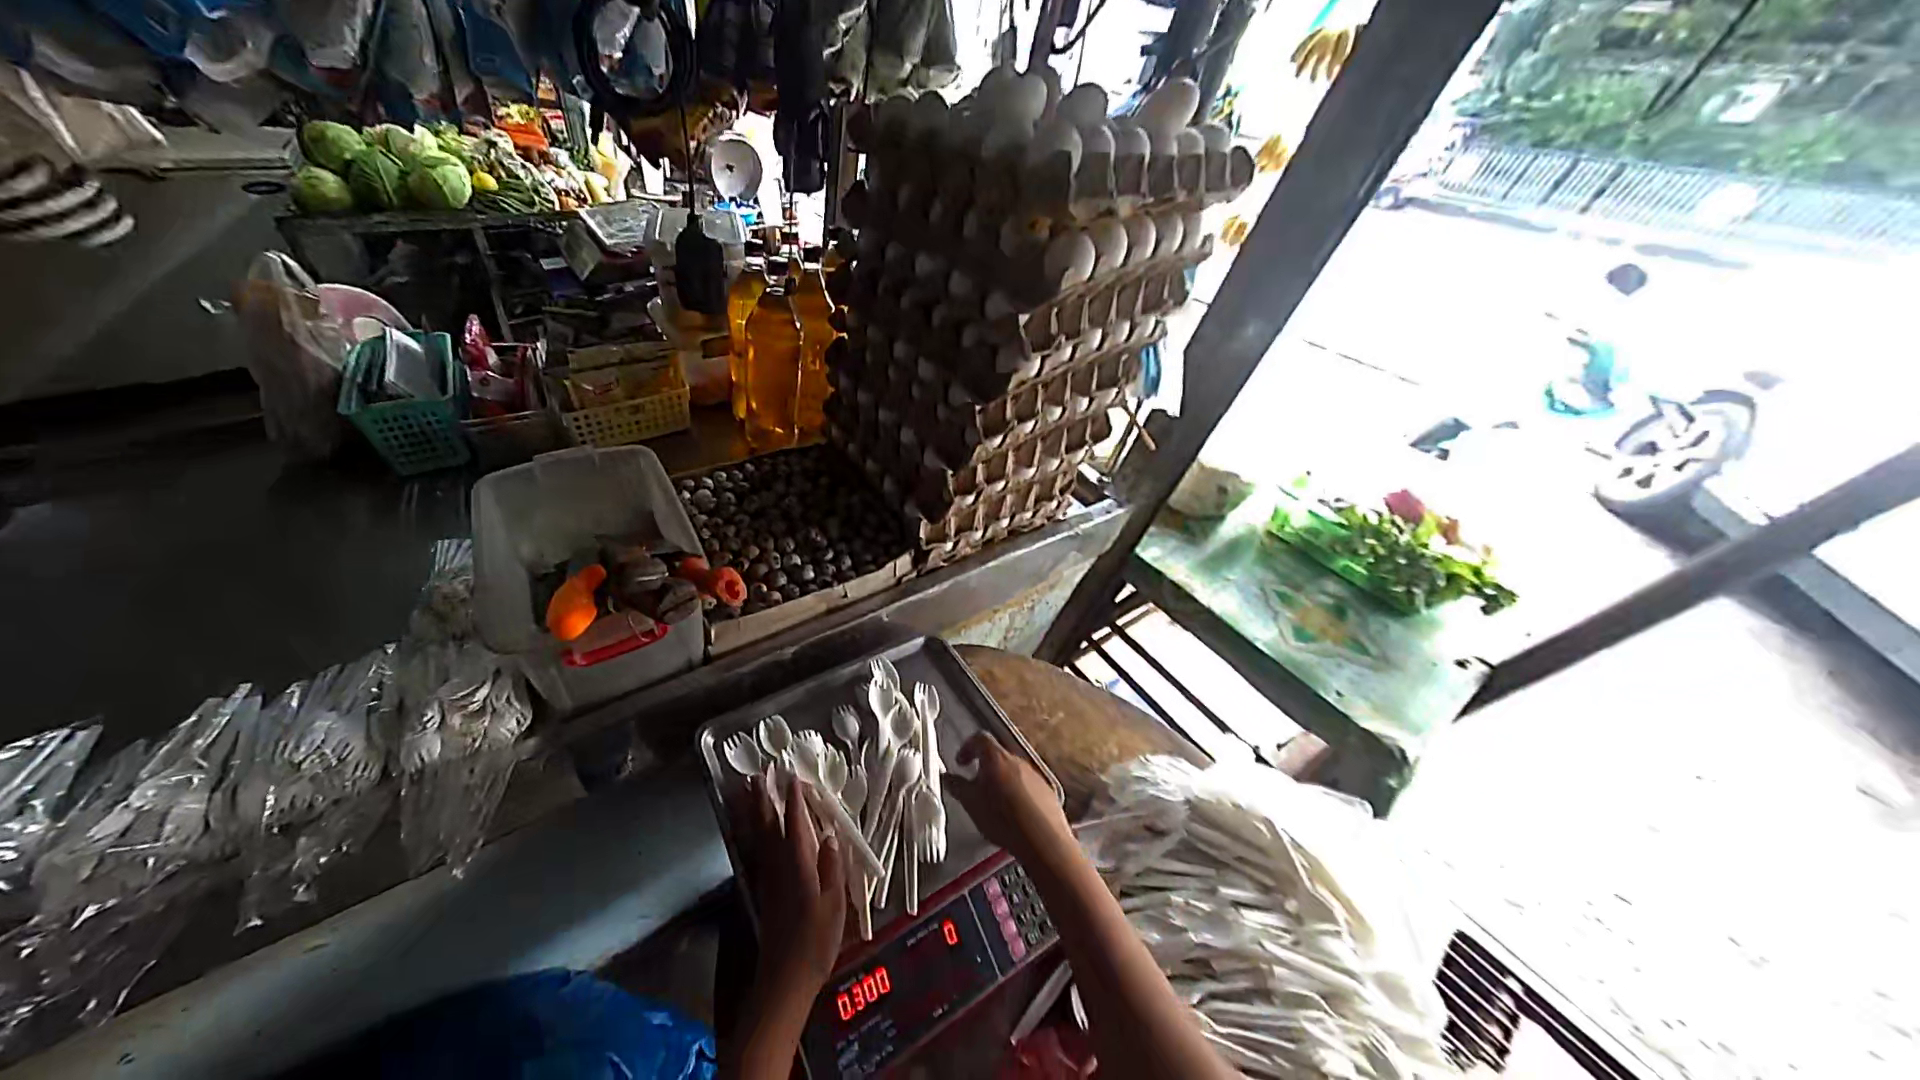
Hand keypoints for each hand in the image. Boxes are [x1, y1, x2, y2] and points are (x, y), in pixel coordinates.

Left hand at [744, 773, 846, 992]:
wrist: (786, 977)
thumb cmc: (817, 941)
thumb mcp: (835, 904)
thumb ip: (833, 867)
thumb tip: (830, 836)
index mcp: (799, 865)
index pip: (795, 823)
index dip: (793, 800)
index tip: (791, 776)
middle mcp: (778, 866)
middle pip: (768, 825)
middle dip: (764, 799)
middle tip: (757, 774)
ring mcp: (767, 878)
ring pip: (757, 836)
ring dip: (753, 811)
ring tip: (746, 790)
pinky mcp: (763, 890)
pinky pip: (755, 850)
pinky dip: (751, 833)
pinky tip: (751, 829)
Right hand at [948, 733, 1071, 866]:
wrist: (1042, 840)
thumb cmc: (1004, 820)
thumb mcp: (971, 803)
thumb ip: (957, 786)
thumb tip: (948, 779)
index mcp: (996, 758)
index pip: (979, 739)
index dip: (967, 747)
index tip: (961, 761)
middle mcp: (1017, 761)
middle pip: (997, 755)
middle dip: (983, 768)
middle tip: (974, 786)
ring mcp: (1034, 775)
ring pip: (1012, 771)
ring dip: (1000, 782)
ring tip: (992, 805)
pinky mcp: (1046, 792)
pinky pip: (1027, 786)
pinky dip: (1016, 794)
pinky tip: (1012, 815)